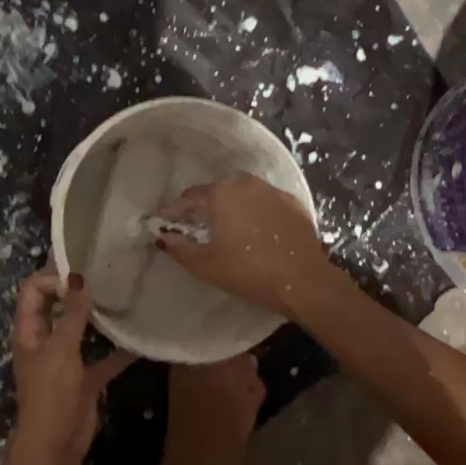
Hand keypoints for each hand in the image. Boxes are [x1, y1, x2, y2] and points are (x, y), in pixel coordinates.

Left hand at [0, 269, 134, 464]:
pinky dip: (120, 352)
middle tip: (107, 274)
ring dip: (99, 318)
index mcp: (29, 331)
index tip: (81, 272)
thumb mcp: (61, 349)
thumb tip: (79, 278)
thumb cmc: (51, 392)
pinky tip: (142, 341)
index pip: (33, 291)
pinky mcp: (85, 379)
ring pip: (81, 332)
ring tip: (124, 297)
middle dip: (77, 292)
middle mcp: (45, 341)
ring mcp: (65, 361)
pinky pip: (104, 360)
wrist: (56, 444)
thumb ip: (72, 314)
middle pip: (57, 307)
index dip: (51, 277)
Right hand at [155, 173, 342, 318]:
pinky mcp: (292, 202)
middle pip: (215, 192)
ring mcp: (272, 191)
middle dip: (203, 208)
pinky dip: (255, 212)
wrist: (303, 281)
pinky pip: (264, 203)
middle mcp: (245, 184)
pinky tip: (255, 231)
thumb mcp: (205, 265)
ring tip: (226, 229)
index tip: (166, 223)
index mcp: (220, 194)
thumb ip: (178, 247)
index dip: (175, 211)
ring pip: (241, 195)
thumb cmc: (248, 271)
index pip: (188, 198)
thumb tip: (162, 236)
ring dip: (230, 208)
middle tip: (196, 228)